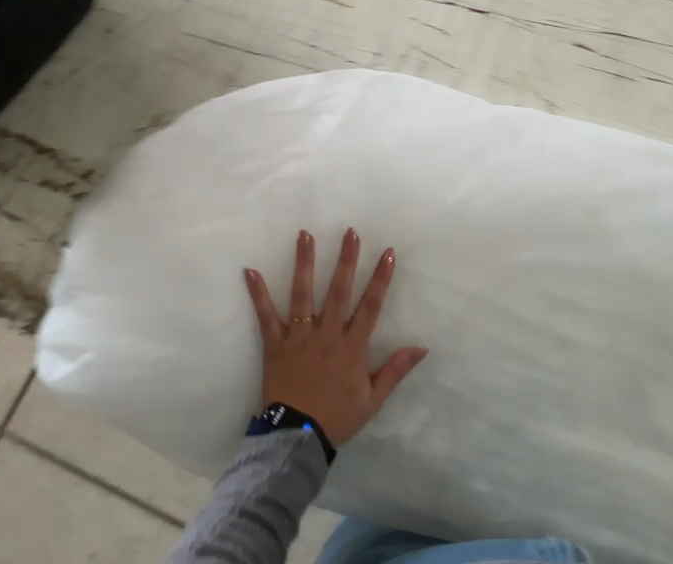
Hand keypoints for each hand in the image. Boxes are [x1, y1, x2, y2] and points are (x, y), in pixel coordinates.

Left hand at [244, 228, 427, 447]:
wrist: (297, 440)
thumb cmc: (337, 418)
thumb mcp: (373, 399)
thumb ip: (396, 370)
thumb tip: (422, 347)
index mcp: (352, 347)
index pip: (371, 306)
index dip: (381, 279)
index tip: (388, 253)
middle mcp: (327, 335)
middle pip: (339, 291)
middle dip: (346, 260)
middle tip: (350, 232)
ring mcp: (299, 338)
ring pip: (303, 295)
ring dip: (305, 264)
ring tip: (305, 235)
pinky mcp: (275, 345)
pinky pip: (266, 316)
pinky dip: (258, 294)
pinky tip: (250, 270)